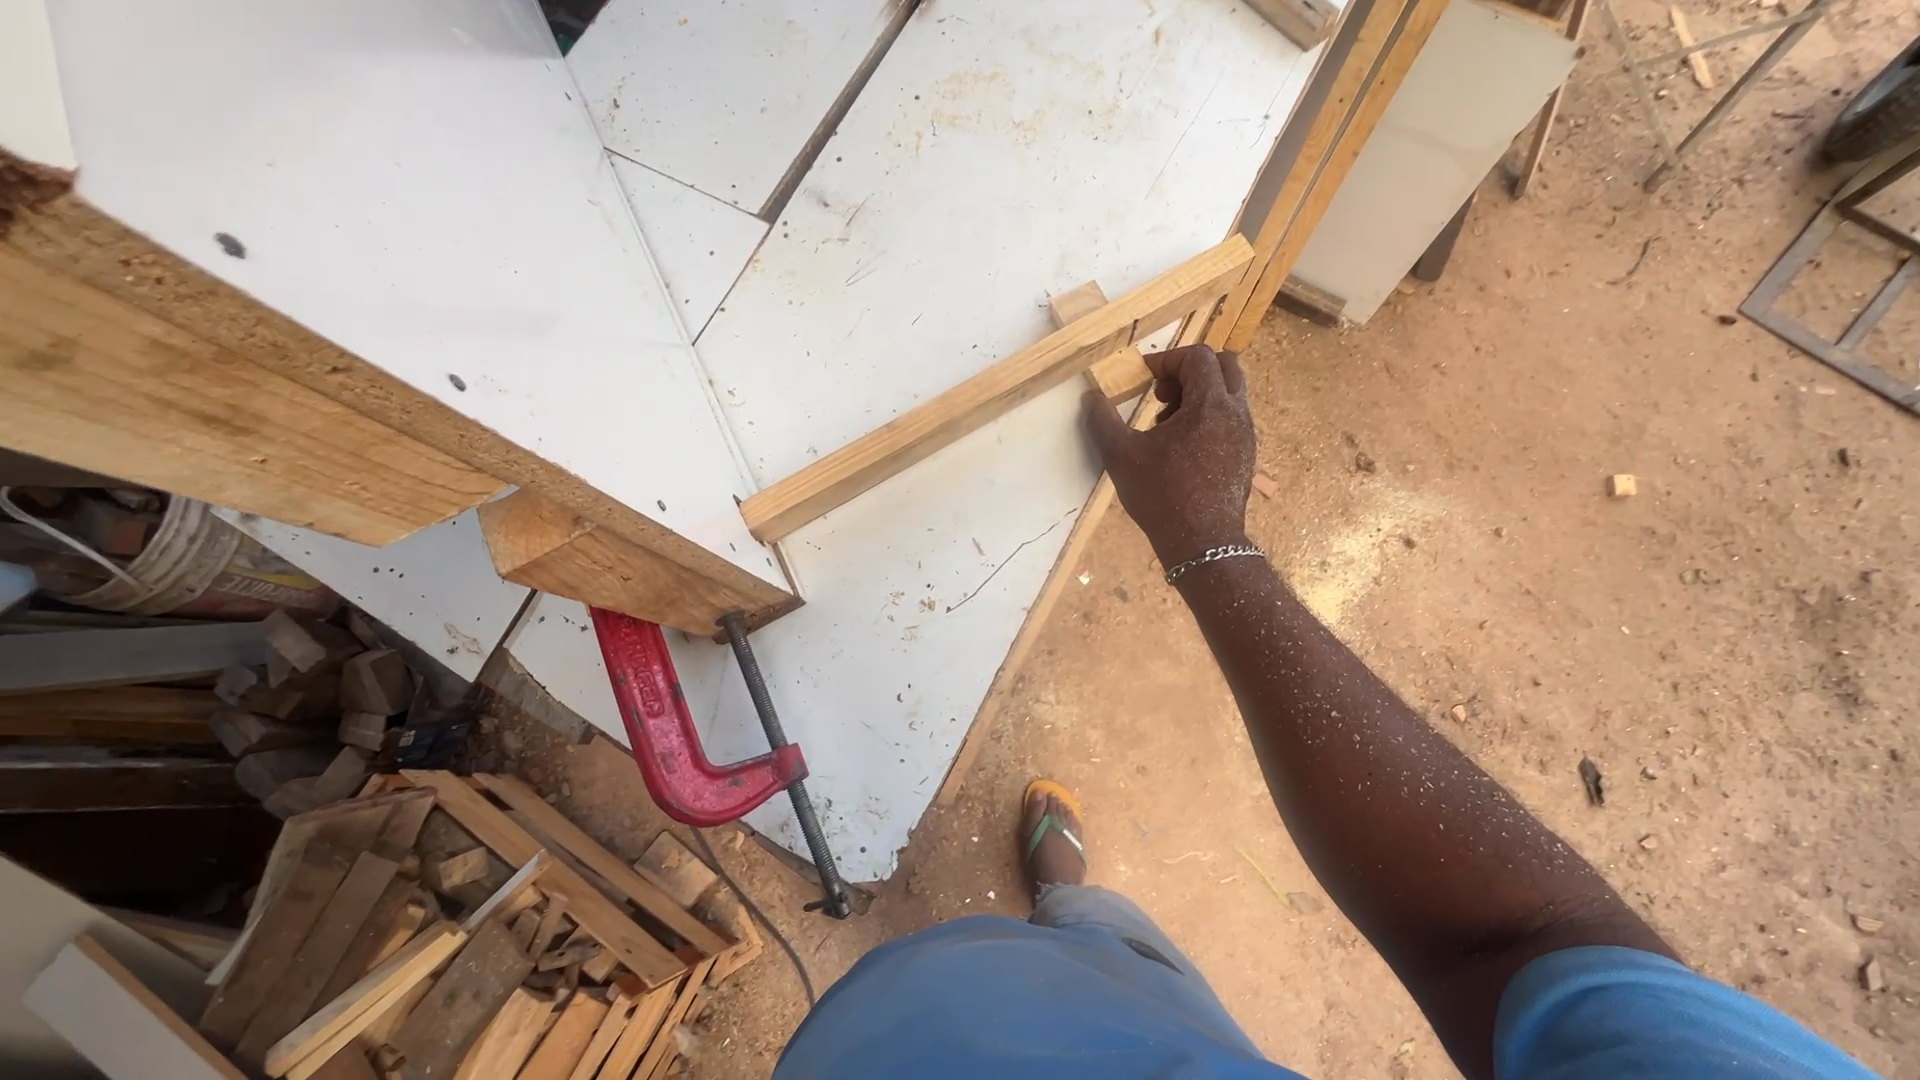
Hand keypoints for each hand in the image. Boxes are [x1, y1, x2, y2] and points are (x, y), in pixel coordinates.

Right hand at [1083, 344, 1255, 566]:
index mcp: (1210, 404)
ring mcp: (1246, 435)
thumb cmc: (1161, 496)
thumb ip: (1102, 420)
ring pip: (1228, 393)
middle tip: (1161, 395)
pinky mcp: (1246, 455)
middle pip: (1224, 366)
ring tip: (1165, 426)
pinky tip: (1180, 449)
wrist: (1202, 543)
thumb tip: (1091, 396)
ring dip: (1197, 396)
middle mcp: (1236, 413)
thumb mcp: (1121, 456)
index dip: (1167, 359)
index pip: (1198, 357)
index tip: (1144, 378)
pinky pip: (1230, 419)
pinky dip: (1207, 418)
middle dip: (1190, 371)